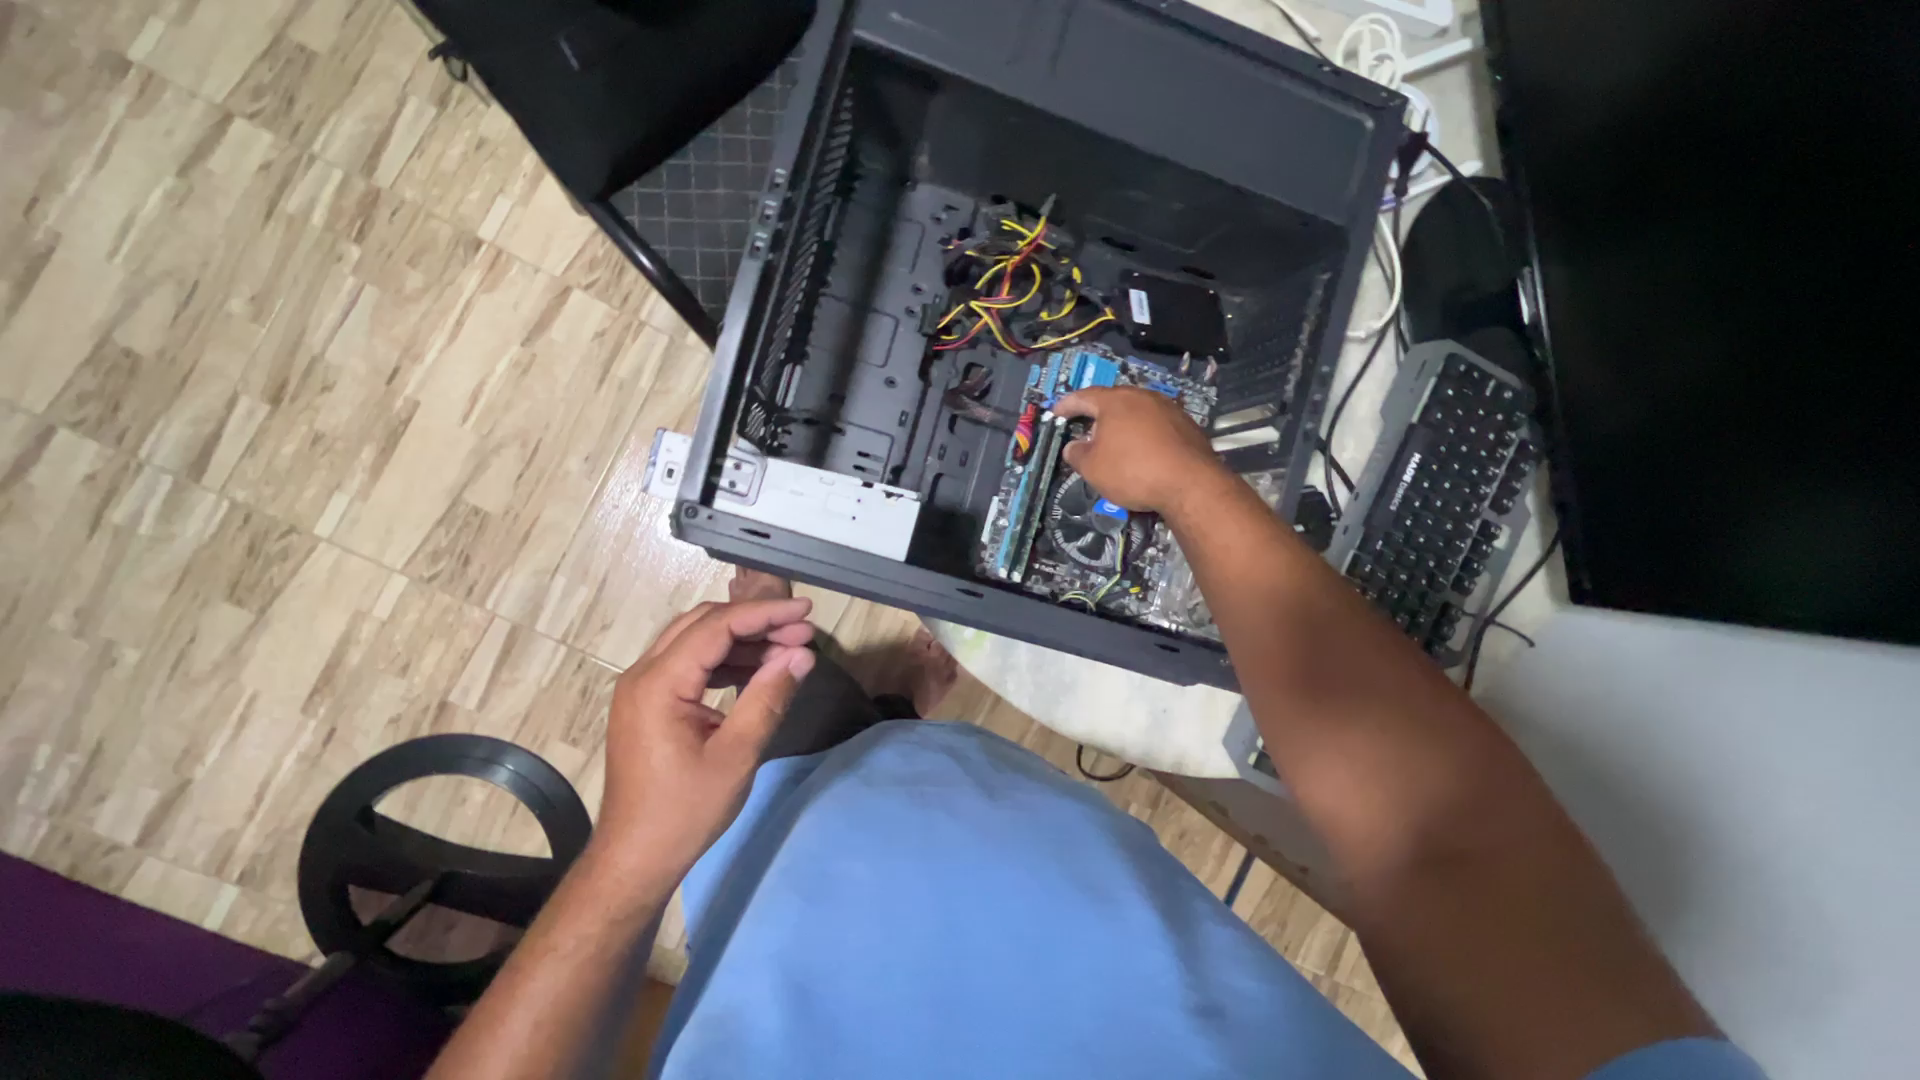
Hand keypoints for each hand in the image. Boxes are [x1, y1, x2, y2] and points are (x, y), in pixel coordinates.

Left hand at [596, 598, 816, 874]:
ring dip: (742, 641)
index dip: (765, 614)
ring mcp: (641, 689)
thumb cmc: (685, 811)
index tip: (806, 612)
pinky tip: (757, 671)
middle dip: (755, 622)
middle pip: (703, 624)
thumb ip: (768, 697)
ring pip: (695, 641)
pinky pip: (688, 665)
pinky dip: (724, 661)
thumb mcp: (736, 755)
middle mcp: (642, 675)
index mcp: (659, 683)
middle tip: (802, 632)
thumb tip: (801, 655)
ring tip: (788, 650)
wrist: (635, 857)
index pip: (717, 626)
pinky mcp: (647, 704)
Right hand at [1054, 386, 1228, 515]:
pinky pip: (1156, 424)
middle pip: (1113, 400)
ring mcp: (1168, 408)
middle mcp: (1142, 396)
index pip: (1084, 396)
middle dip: (1097, 414)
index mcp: (1115, 401)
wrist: (1190, 484)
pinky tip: (1143, 451)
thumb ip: (1077, 454)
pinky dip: (1144, 434)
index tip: (1056, 412)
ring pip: (1137, 411)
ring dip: (1123, 424)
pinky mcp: (1187, 424)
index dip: (1067, 405)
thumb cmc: (1133, 471)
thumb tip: (1073, 446)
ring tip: (1115, 442)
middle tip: (1086, 429)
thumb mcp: (1093, 468)